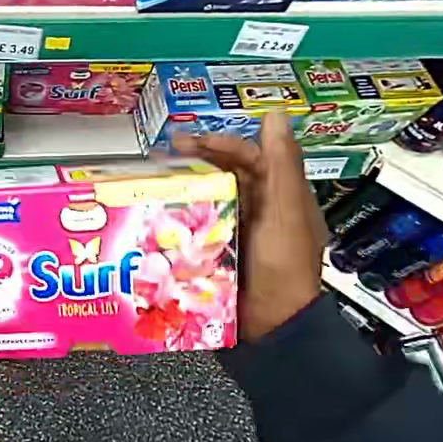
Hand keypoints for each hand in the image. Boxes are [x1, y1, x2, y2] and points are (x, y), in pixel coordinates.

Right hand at [172, 108, 326, 342]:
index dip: (223, 144)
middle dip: (199, 160)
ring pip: (211, 196)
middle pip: (228, 173)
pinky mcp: (220, 251)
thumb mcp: (284, 211)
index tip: (191, 143)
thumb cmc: (283, 267)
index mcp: (282, 195)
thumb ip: (280, 164)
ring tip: (158, 179)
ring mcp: (240, 231)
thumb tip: (275, 113)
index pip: (252, 157)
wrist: (271, 328)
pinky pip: (200, 224)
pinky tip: (161, 212)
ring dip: (187, 185)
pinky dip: (183, 215)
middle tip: (166, 155)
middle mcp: (261, 208)